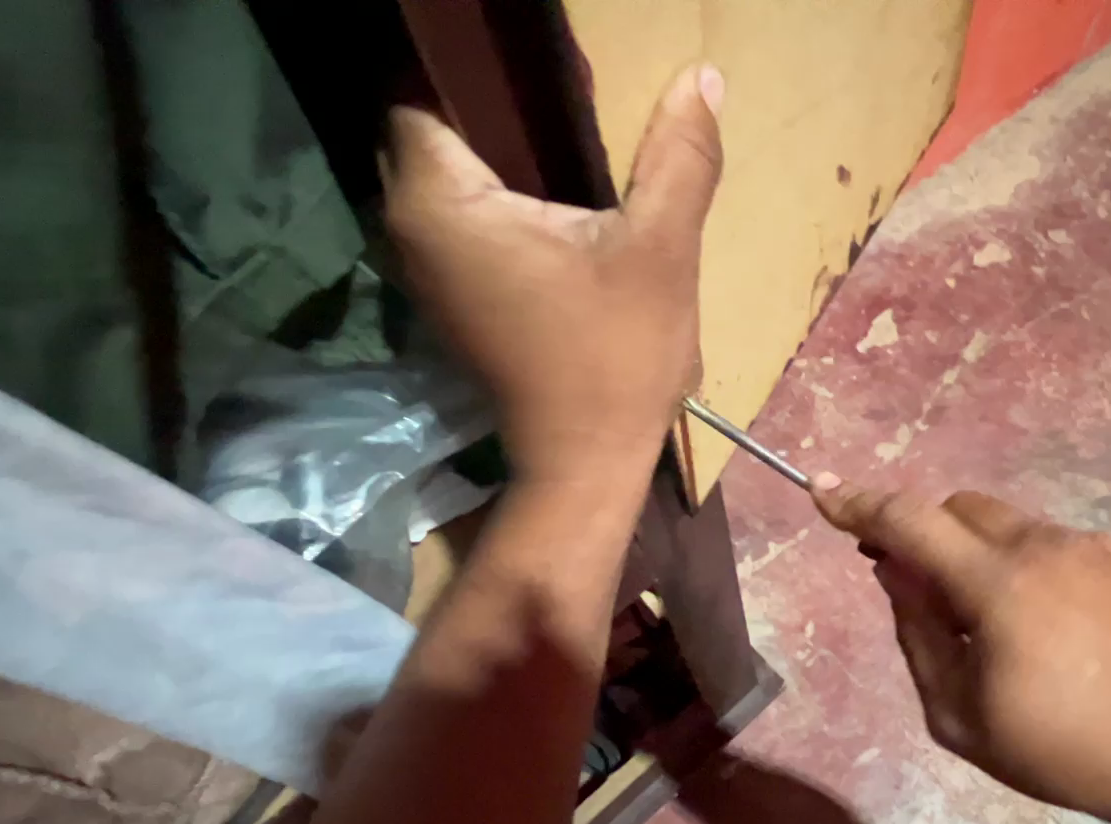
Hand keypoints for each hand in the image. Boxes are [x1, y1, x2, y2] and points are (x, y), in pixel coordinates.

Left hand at [383, 65, 724, 485]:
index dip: (478, 79)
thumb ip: (680, 158)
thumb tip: (704, 77)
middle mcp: (407, 232)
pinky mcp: (448, 304)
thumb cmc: (617, 357)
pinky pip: (452, 227)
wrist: (588, 459)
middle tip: (561, 119)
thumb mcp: (661, 251)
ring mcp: (422, 275)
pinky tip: (548, 215)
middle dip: (483, 118)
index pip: (425, 92)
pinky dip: (488, 210)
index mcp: (441, 203)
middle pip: (428, 135)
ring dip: (488, 165)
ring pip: (439, 183)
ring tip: (558, 158)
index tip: (543, 90)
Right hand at [812, 480, 1110, 819]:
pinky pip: (1051, 545)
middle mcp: (1044, 545)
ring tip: (997, 627)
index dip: (858, 504)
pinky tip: (1051, 628)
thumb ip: (916, 636)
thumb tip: (896, 575)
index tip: (821, 489)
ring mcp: (1091, 545)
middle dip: (925, 536)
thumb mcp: (959, 717)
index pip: (909, 522)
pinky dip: (1024, 567)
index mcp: (998, 585)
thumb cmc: (1064, 751)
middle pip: (958, 508)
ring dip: (977, 555)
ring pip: (1006, 525)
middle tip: (922, 594)